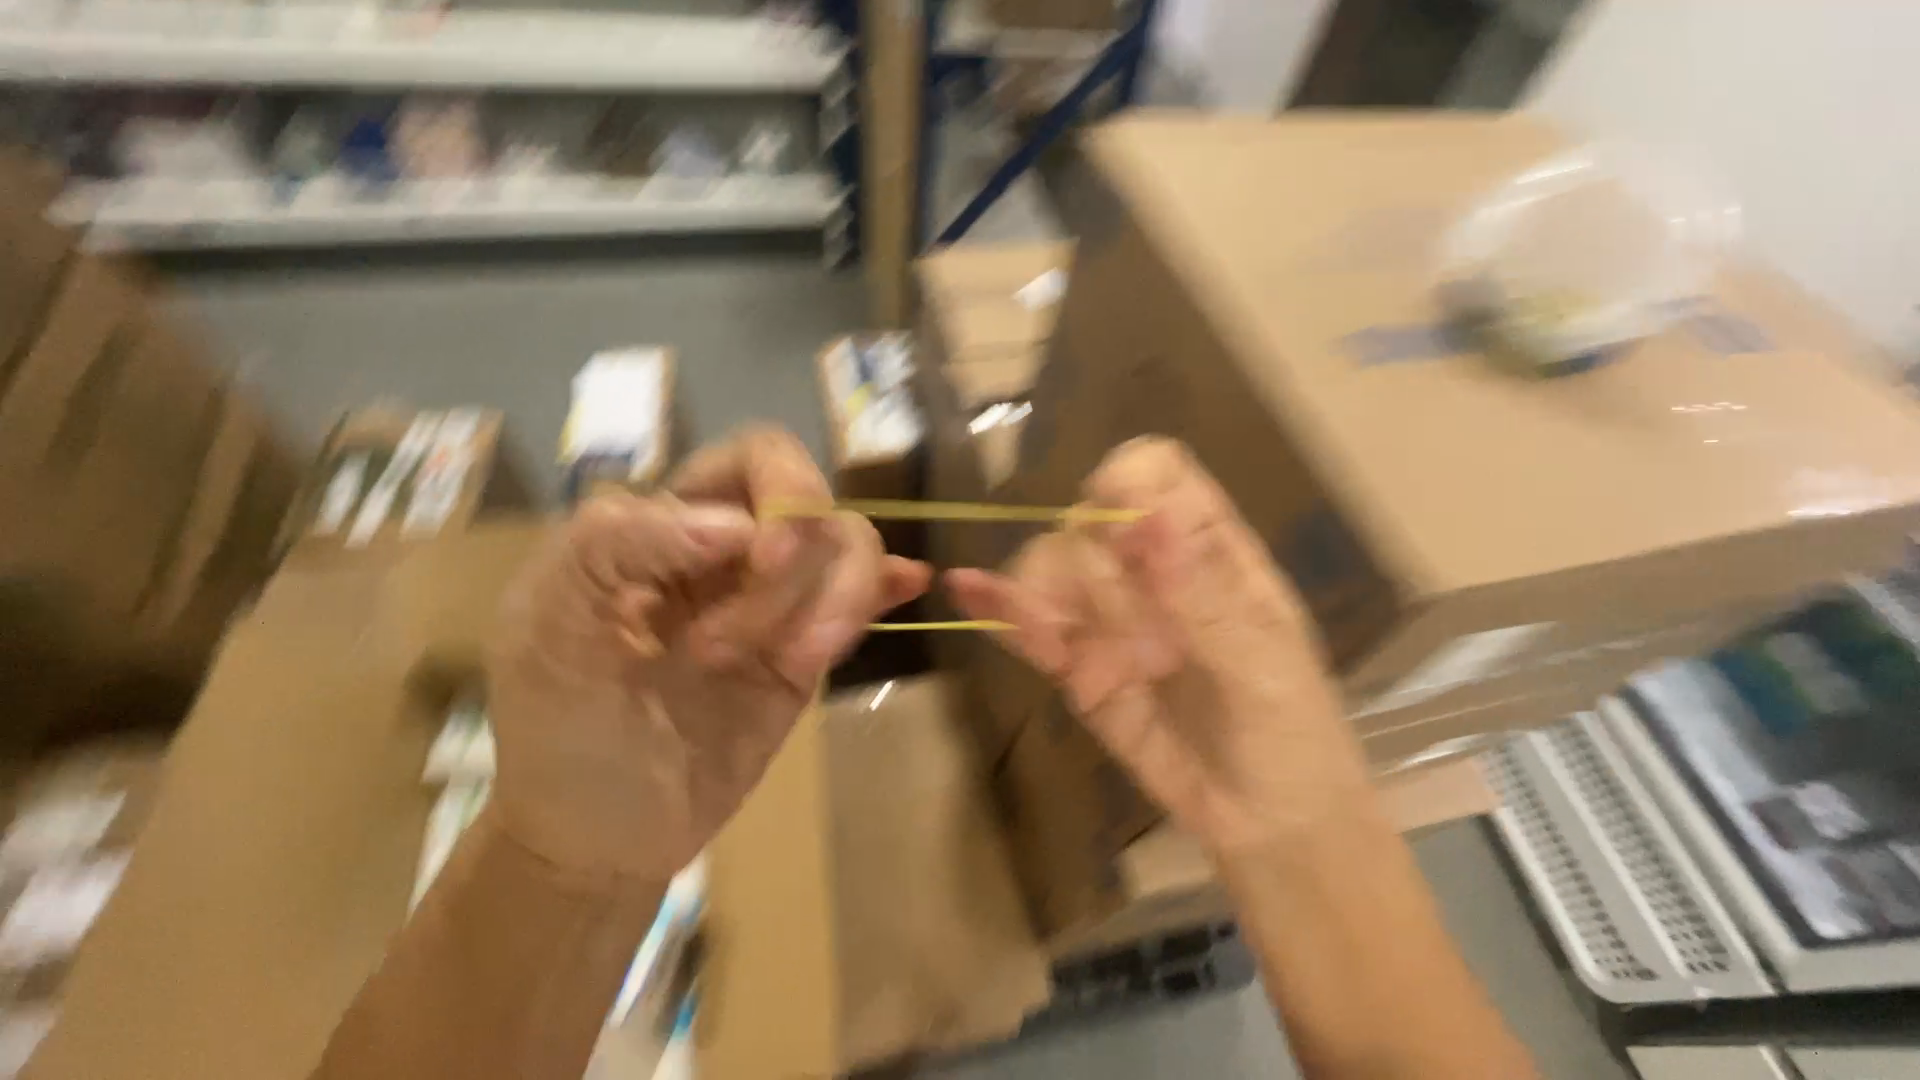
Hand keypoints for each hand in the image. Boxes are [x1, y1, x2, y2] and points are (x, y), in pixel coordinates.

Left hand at [487, 428, 928, 880]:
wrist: (598, 836)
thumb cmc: (558, 729)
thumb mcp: (548, 626)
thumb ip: (615, 545)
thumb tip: (739, 527)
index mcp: (661, 525)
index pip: (748, 460)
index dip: (779, 491)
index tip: (762, 560)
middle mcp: (725, 551)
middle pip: (813, 502)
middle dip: (799, 565)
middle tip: (752, 645)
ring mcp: (771, 603)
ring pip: (846, 551)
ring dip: (833, 601)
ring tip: (792, 665)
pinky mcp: (802, 653)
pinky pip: (856, 601)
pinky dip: (883, 587)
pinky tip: (908, 587)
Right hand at [947, 437, 1371, 854]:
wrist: (1264, 824)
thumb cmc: (1291, 735)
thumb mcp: (1263, 666)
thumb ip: (1203, 596)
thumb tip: (1150, 519)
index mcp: (1210, 551)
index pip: (1159, 477)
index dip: (1129, 487)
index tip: (1121, 535)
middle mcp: (1151, 570)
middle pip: (1088, 524)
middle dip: (1090, 573)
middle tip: (1133, 642)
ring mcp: (1109, 617)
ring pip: (1050, 569)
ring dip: (1041, 598)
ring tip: (1063, 653)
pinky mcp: (1075, 666)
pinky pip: (1029, 627)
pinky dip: (997, 607)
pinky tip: (965, 588)